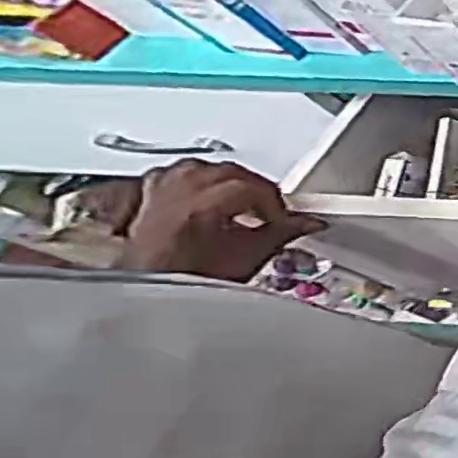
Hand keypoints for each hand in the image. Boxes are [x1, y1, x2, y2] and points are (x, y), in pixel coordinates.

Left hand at [117, 160, 323, 281]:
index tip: (286, 219)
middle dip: (257, 189)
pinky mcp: (148, 197)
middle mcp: (178, 192)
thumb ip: (283, 232)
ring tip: (243, 201)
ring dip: (229, 181)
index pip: (253, 187)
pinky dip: (198, 180)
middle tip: (272, 209)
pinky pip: (175, 173)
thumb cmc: (193, 277)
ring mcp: (159, 192)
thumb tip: (308, 222)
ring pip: (202, 168)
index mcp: (203, 204)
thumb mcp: (252, 255)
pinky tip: (209, 195)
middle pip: (229, 172)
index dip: (276, 203)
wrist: (157, 289)